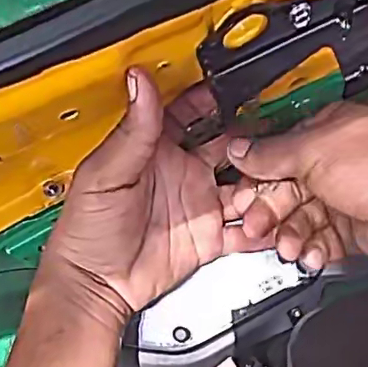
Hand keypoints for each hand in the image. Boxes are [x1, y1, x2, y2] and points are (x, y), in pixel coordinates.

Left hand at [42, 68, 260, 327]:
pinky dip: (265, 229)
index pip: (192, 114)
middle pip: (231, 149)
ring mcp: (200, 206)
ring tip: (278, 182)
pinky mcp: (210, 239)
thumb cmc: (88, 230)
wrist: (97, 284)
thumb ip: (133, 131)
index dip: (214, 100)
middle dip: (253, 142)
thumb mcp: (107, 173)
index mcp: (158, 151)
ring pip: (246, 188)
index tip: (236, 90)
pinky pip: (246, 231)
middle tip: (271, 137)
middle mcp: (184, 174)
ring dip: (263, 185)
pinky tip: (279, 223)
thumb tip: (140, 82)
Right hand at [221, 102, 367, 270]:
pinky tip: (310, 254)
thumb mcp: (314, 150)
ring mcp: (342, 200)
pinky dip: (311, 250)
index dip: (255, 178)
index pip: (275, 156)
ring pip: (299, 222)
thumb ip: (272, 154)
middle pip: (284, 193)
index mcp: (323, 134)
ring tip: (289, 245)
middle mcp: (332, 166)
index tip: (238, 196)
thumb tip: (240, 149)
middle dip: (268, 213)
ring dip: (289, 235)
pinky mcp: (351, 231)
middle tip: (256, 226)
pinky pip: (319, 243)